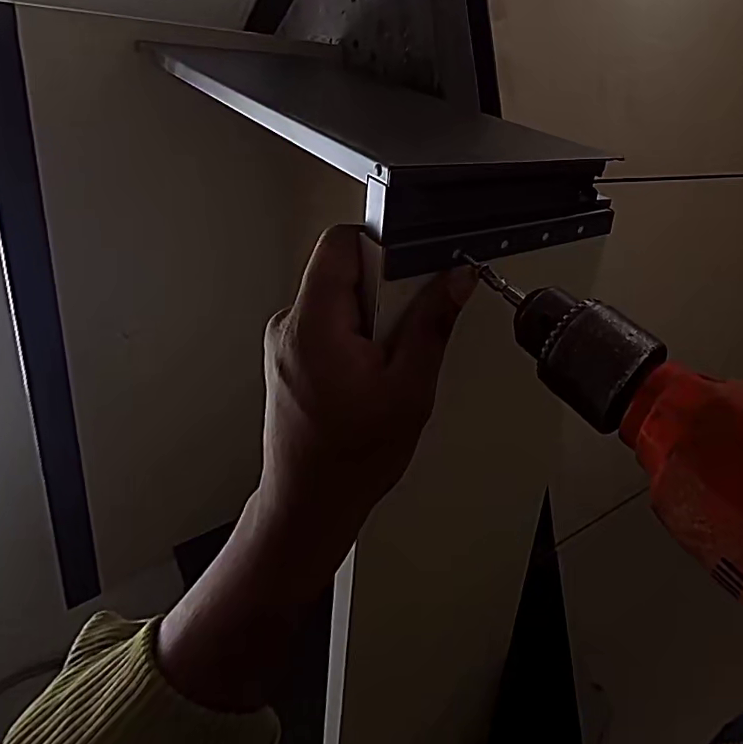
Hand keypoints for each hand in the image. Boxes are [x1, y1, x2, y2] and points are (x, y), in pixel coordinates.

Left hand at [259, 224, 477, 545]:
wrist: (311, 501)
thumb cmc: (350, 458)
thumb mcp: (410, 387)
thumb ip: (433, 323)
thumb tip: (455, 281)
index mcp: (314, 324)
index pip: (341, 242)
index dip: (382, 245)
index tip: (412, 269)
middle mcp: (291, 324)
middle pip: (344, 267)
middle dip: (386, 290)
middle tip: (402, 331)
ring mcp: (287, 338)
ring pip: (341, 294)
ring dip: (374, 315)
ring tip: (385, 361)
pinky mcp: (292, 351)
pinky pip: (331, 317)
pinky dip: (358, 332)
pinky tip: (370, 370)